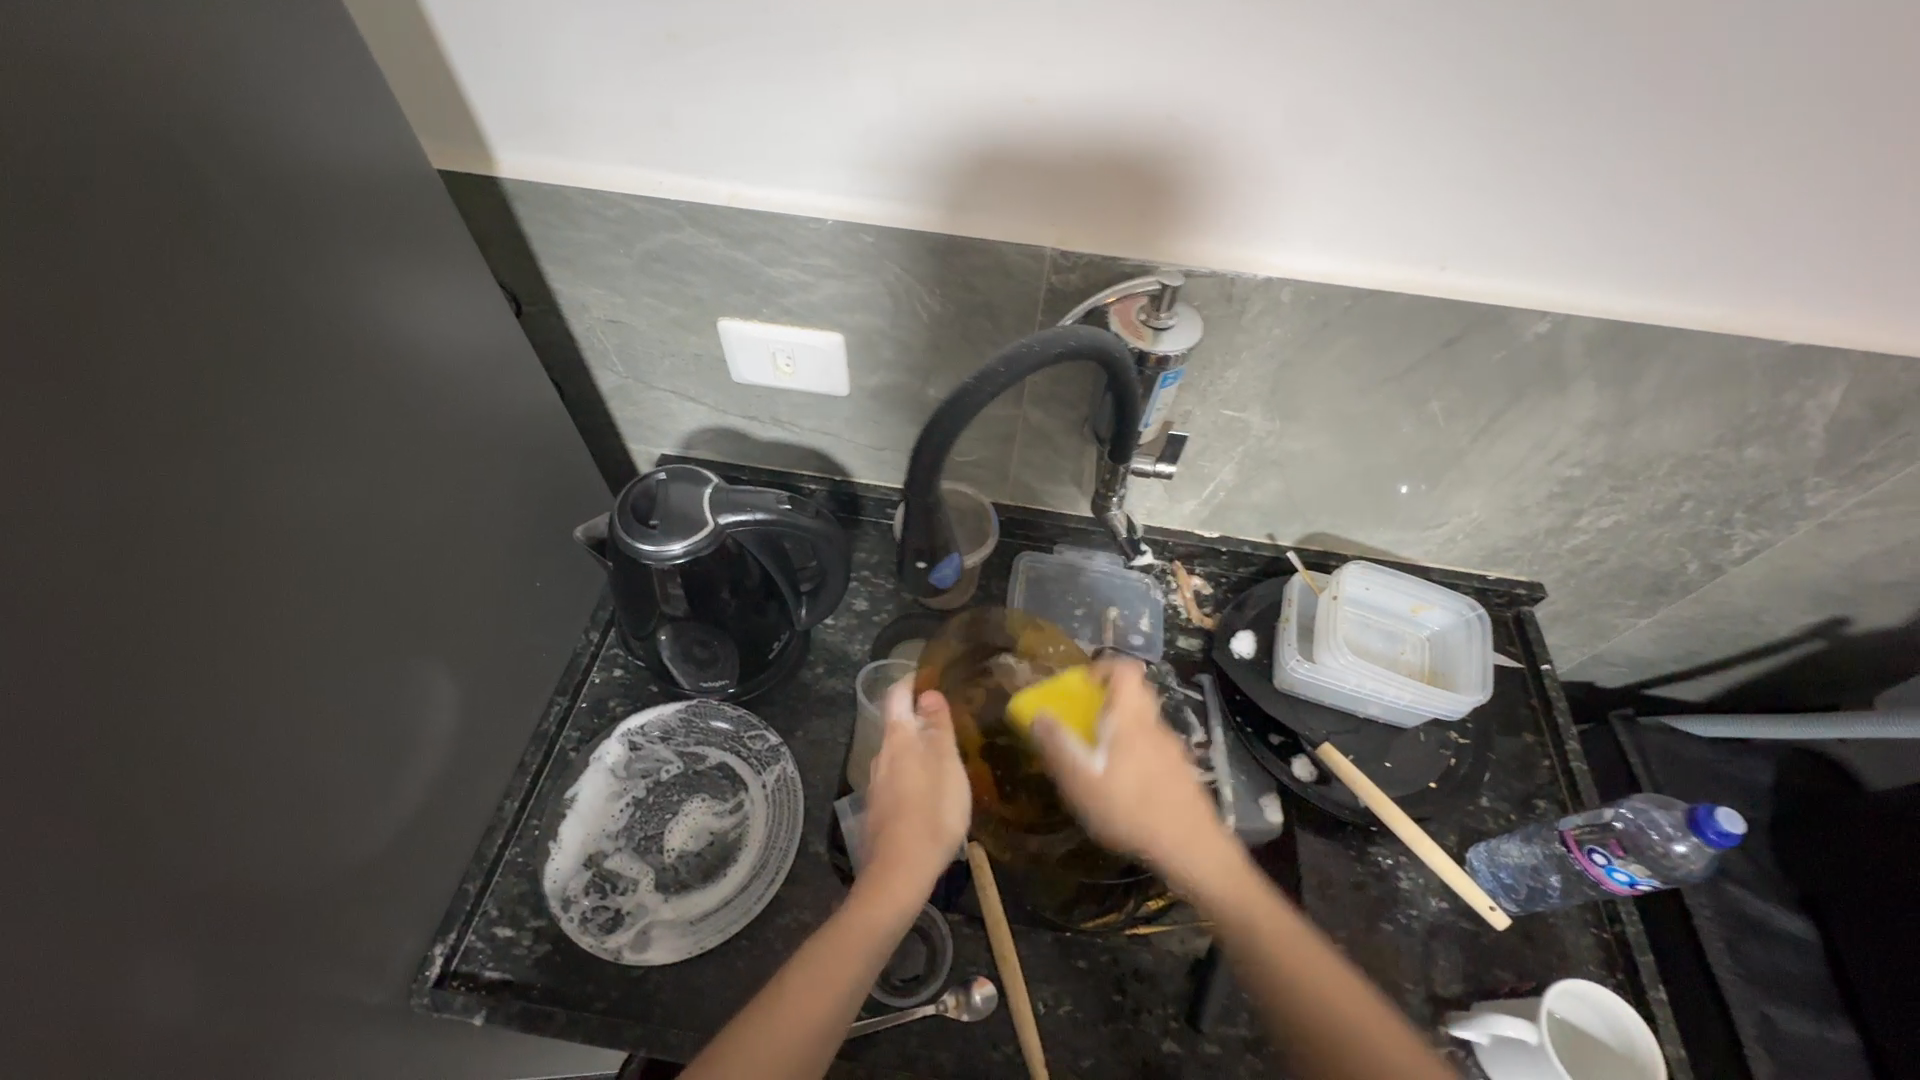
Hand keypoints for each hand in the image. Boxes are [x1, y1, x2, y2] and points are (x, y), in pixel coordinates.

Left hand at [861, 680, 970, 897]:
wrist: (900, 872)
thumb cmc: (931, 812)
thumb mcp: (946, 764)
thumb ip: (938, 727)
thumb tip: (928, 692)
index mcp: (898, 739)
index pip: (897, 696)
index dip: (910, 681)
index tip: (928, 675)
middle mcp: (881, 757)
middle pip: (896, 726)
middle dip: (918, 717)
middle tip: (947, 717)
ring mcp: (876, 785)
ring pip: (897, 755)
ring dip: (917, 748)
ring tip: (943, 753)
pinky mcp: (880, 810)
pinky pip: (897, 780)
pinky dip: (913, 773)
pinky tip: (930, 790)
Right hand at [1030, 658, 1230, 879]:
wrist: (1190, 847)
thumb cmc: (1128, 808)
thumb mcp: (1080, 781)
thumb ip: (1057, 745)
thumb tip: (1039, 715)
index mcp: (1130, 718)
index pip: (1124, 669)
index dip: (1103, 668)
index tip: (1083, 686)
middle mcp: (1155, 725)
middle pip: (1136, 696)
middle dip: (1109, 703)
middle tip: (1085, 724)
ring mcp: (1174, 750)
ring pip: (1145, 727)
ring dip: (1123, 733)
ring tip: (1101, 765)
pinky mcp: (1183, 774)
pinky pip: (1155, 752)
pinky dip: (1138, 759)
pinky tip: (1127, 792)